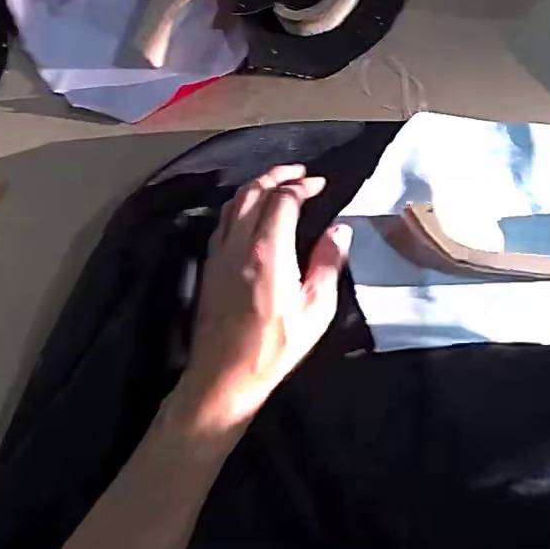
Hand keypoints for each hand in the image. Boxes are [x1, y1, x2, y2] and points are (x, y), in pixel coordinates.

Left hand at [174, 164, 351, 434]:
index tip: (319, 185)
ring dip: (258, 186)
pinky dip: (241, 204)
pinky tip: (253, 212)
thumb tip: (339, 230)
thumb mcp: (316, 310)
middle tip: (300, 172)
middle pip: (254, 191)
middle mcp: (239, 244)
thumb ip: (328, 263)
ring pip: (234, 202)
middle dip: (278, 175)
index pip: (283, 199)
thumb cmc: (275, 346)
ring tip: (279, 184)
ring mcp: (219, 253)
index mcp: (268, 251)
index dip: (303, 185)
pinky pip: (224, 220)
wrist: (224, 376)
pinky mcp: (209, 264)